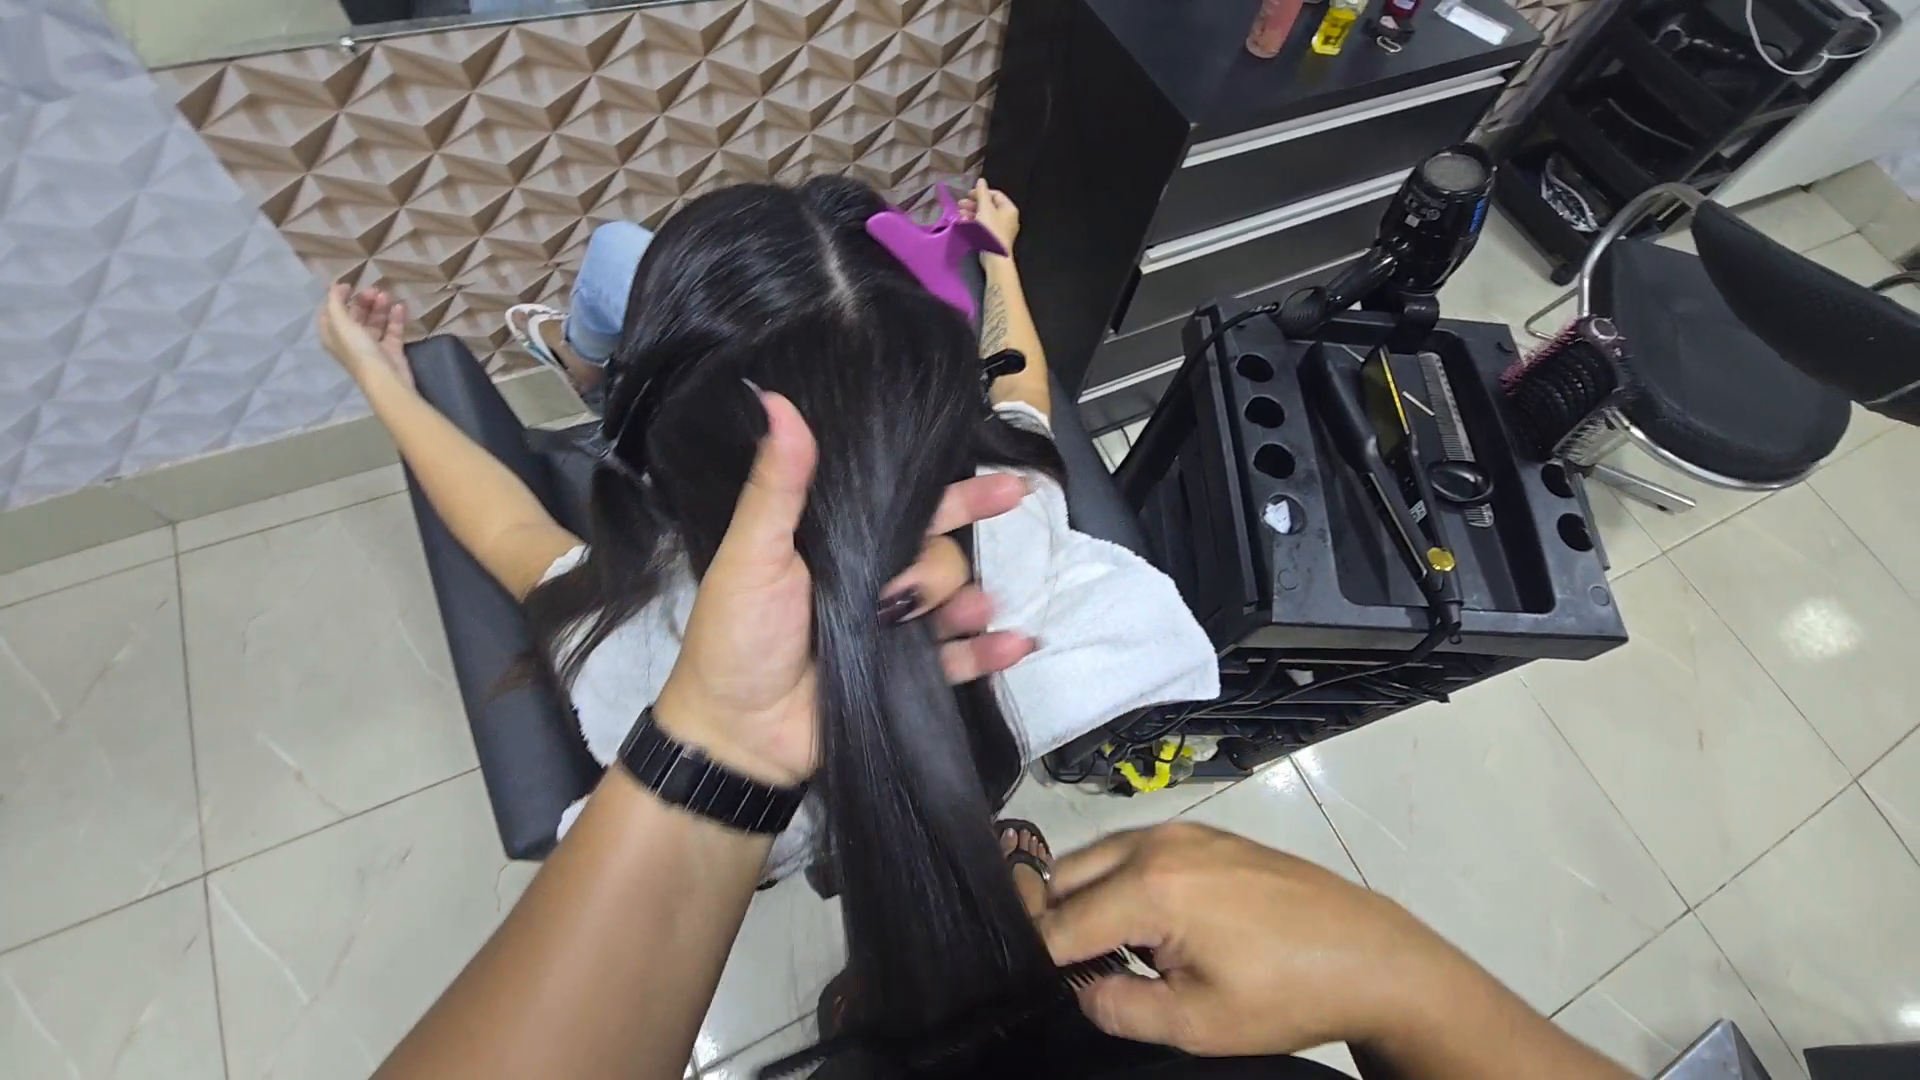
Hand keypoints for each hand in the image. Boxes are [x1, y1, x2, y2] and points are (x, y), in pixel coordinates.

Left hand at [318, 284, 414, 390]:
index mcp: (332, 334)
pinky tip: (400, 307)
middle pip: (355, 315)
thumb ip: (336, 301)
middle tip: (375, 290)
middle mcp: (350, 339)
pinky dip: (395, 318)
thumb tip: (338, 285)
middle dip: (364, 301)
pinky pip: (392, 330)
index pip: (332, 311)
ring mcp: (372, 344)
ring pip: (375, 321)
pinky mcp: (391, 349)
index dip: (338, 296)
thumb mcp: (340, 323)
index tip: (351, 285)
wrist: (385, 379)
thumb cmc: (358, 350)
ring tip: (388, 296)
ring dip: (380, 307)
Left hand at [653, 390, 1035, 785]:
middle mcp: (877, 581)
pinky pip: (959, 661)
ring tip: (963, 613)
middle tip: (921, 579)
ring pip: (954, 602)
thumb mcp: (754, 554)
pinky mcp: (906, 676)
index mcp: (845, 546)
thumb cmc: (737, 635)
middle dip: (944, 561)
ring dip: (970, 603)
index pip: (911, 509)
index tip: (1008, 487)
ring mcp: (896, 630)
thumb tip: (775, 399)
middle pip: (940, 554)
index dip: (959, 495)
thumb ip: (778, 485)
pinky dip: (990, 652)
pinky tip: (1016, 645)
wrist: (736, 732)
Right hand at [960, 179, 1019, 250]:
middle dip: (974, 204)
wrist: (995, 258)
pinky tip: (964, 224)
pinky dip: (975, 224)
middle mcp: (1008, 218)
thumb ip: (982, 193)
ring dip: (972, 214)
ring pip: (986, 217)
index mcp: (1009, 208)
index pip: (995, 194)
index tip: (968, 195)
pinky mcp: (995, 240)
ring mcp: (1002, 230)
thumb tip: (981, 180)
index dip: (981, 192)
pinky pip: (985, 228)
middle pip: (989, 206)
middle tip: (960, 205)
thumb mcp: (985, 208)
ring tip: (959, 215)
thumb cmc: (991, 230)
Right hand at [1038, 823, 1480, 1057]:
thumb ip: (1122, 1009)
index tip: (1029, 983)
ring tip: (1104, 949)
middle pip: (1065, 874)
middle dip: (1052, 918)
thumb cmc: (1285, 993)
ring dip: (1083, 896)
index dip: (1040, 956)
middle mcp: (1152, 842)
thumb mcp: (1201, 1023)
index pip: (1061, 921)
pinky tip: (1141, 920)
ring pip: (1095, 855)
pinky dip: (1115, 879)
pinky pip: (1130, 849)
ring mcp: (1177, 830)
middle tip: (1064, 967)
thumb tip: (1079, 988)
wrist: (1369, 952)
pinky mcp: (1198, 831)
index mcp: (1148, 887)